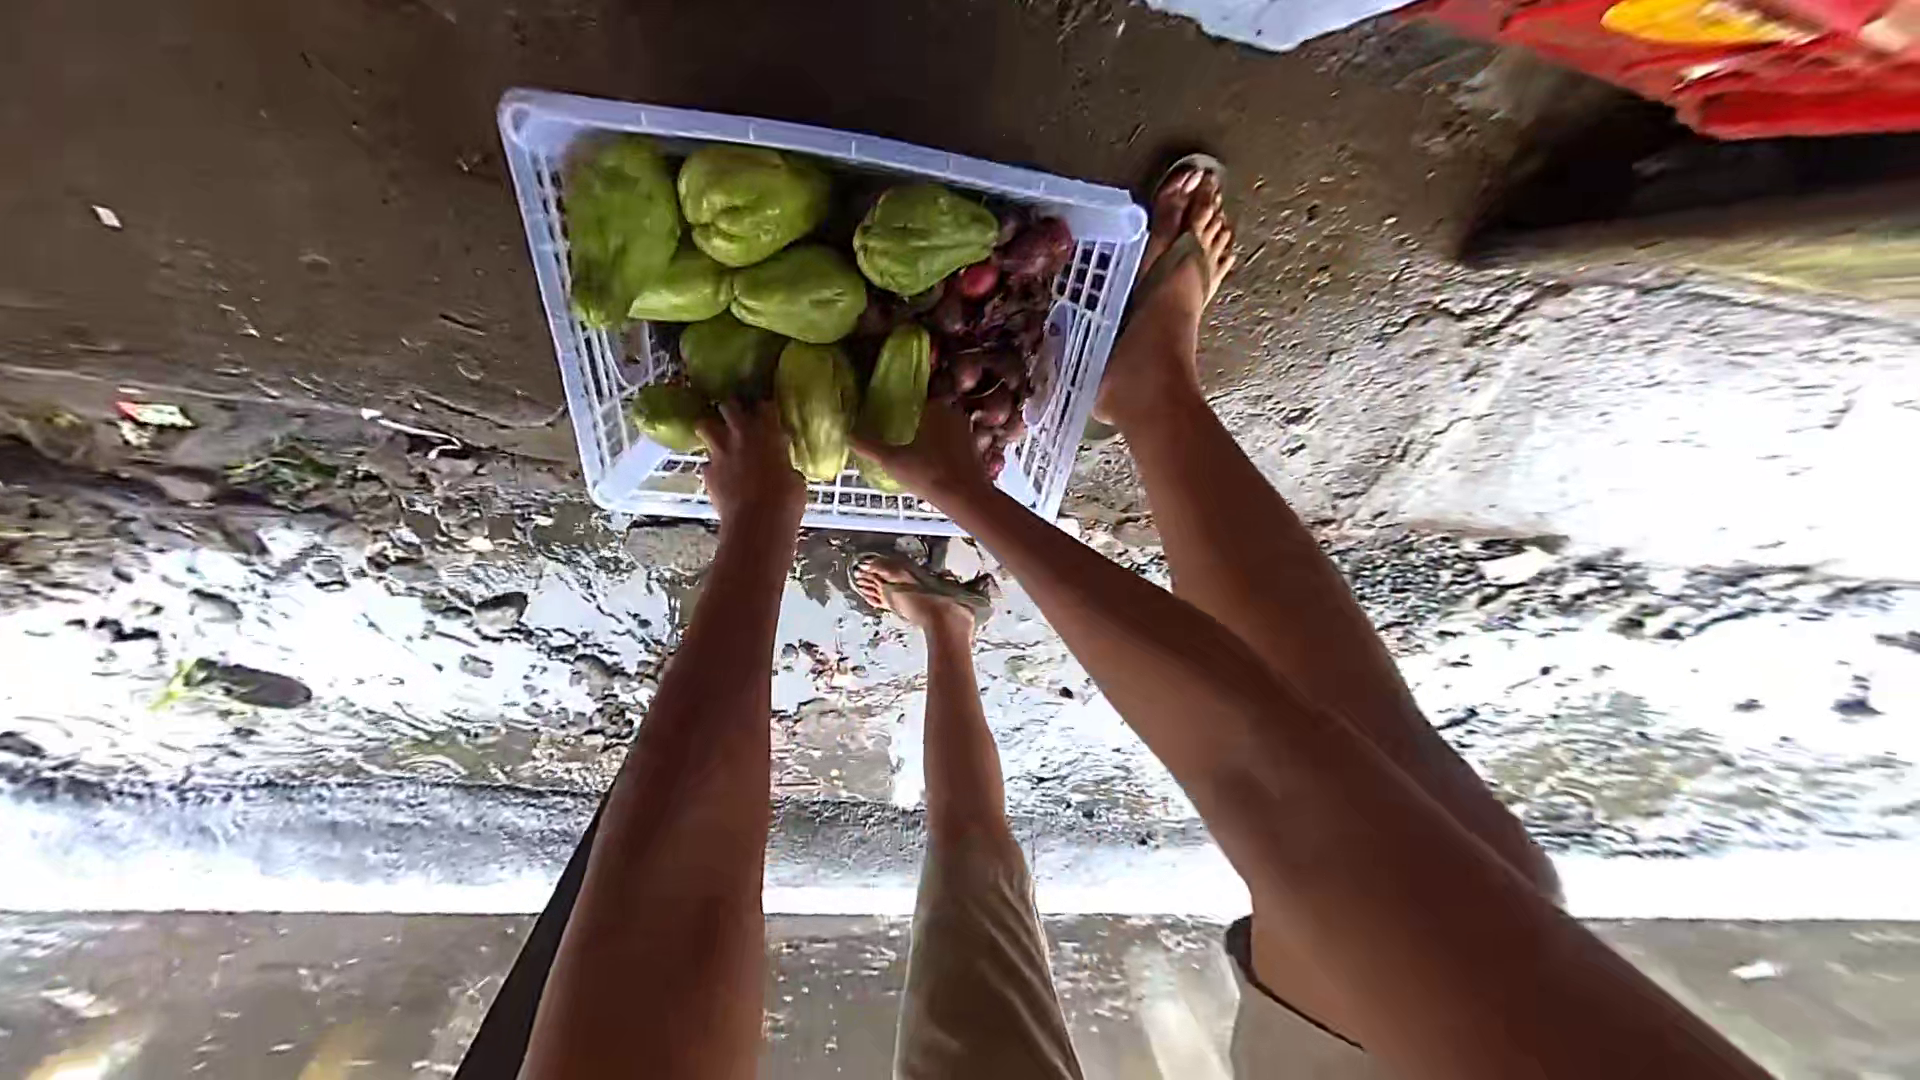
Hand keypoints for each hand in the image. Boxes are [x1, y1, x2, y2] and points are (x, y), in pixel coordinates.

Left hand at [698, 400, 804, 531]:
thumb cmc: (786, 500)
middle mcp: (740, 435)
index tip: (769, 413)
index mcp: (768, 432)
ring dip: (712, 429)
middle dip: (732, 409)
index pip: (766, 406)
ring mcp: (720, 452)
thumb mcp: (795, 479)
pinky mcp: (708, 472)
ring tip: (718, 438)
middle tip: (738, 417)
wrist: (757, 523)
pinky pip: (708, 463)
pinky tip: (722, 477)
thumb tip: (784, 467)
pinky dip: (714, 468)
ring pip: (705, 426)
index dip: (766, 408)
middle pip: (730, 406)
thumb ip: (786, 465)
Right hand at [852, 396, 996, 509]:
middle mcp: (953, 413)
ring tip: (911, 447)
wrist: (967, 498)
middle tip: (897, 432)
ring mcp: (967, 431)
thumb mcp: (892, 461)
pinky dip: (942, 448)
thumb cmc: (928, 474)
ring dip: (930, 435)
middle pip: (929, 413)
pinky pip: (953, 443)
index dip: (900, 406)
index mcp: (935, 408)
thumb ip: (869, 446)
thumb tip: (848, 435)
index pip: (914, 398)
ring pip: (943, 428)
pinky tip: (931, 460)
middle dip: (915, 421)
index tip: (888, 415)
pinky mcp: (974, 450)